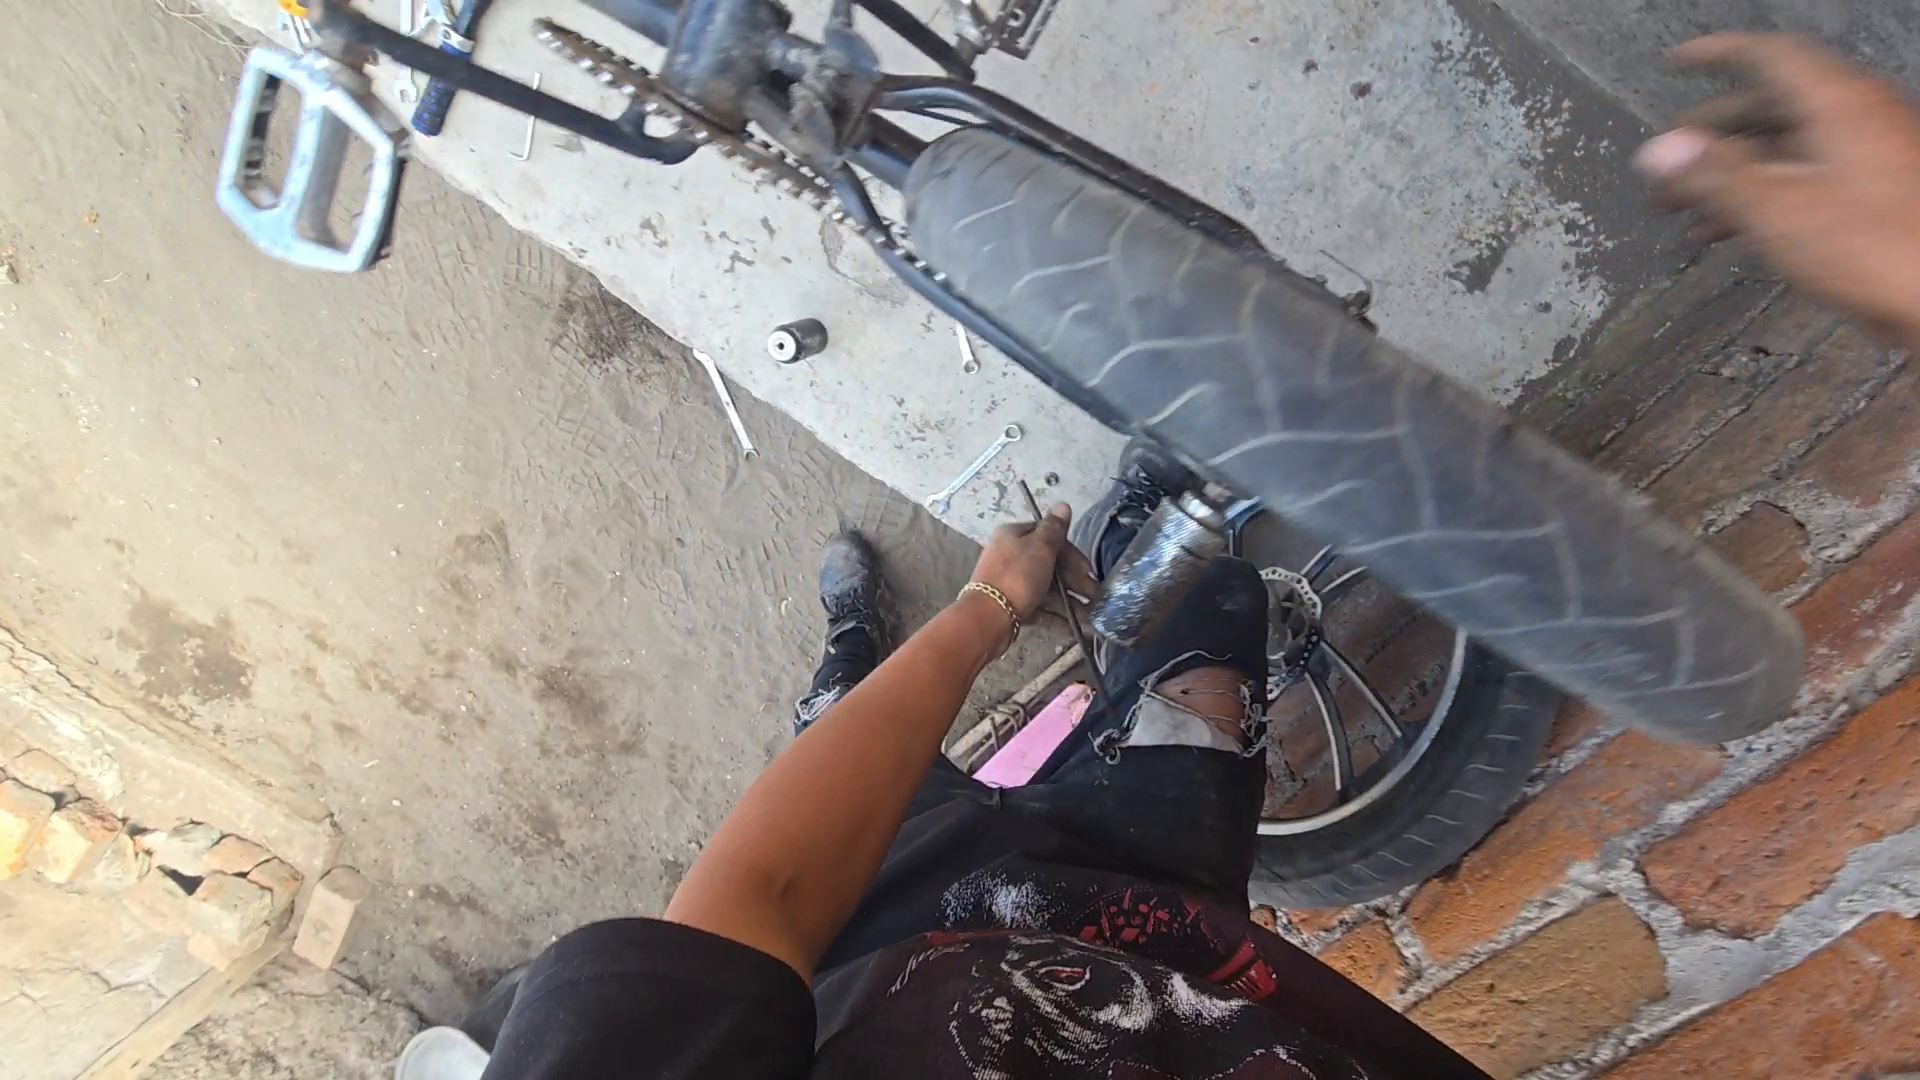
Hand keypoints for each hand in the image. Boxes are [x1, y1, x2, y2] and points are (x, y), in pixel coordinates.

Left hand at [967, 503, 1095, 620]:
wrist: (988, 617)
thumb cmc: (1017, 576)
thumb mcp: (1040, 547)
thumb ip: (1054, 529)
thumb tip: (1063, 504)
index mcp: (1013, 536)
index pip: (1049, 537)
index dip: (1071, 552)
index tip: (1088, 570)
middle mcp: (1010, 556)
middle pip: (1049, 563)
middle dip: (1074, 579)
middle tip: (1094, 594)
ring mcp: (1010, 582)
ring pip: (1046, 587)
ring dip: (1069, 599)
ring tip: (1090, 613)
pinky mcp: (1012, 605)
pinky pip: (1039, 606)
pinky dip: (1057, 613)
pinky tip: (1075, 623)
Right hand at [1633, 34, 1919, 345]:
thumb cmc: (1867, 247)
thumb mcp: (1773, 208)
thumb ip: (1712, 174)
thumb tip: (1656, 149)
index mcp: (1837, 110)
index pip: (1772, 60)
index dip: (1721, 56)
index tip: (1677, 62)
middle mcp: (1851, 122)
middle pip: (1766, 108)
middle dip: (1705, 134)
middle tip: (1658, 162)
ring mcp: (1857, 156)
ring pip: (1773, 147)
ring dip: (1717, 172)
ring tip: (1671, 206)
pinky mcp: (1856, 191)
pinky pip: (1789, 177)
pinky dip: (1744, 195)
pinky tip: (1714, 230)